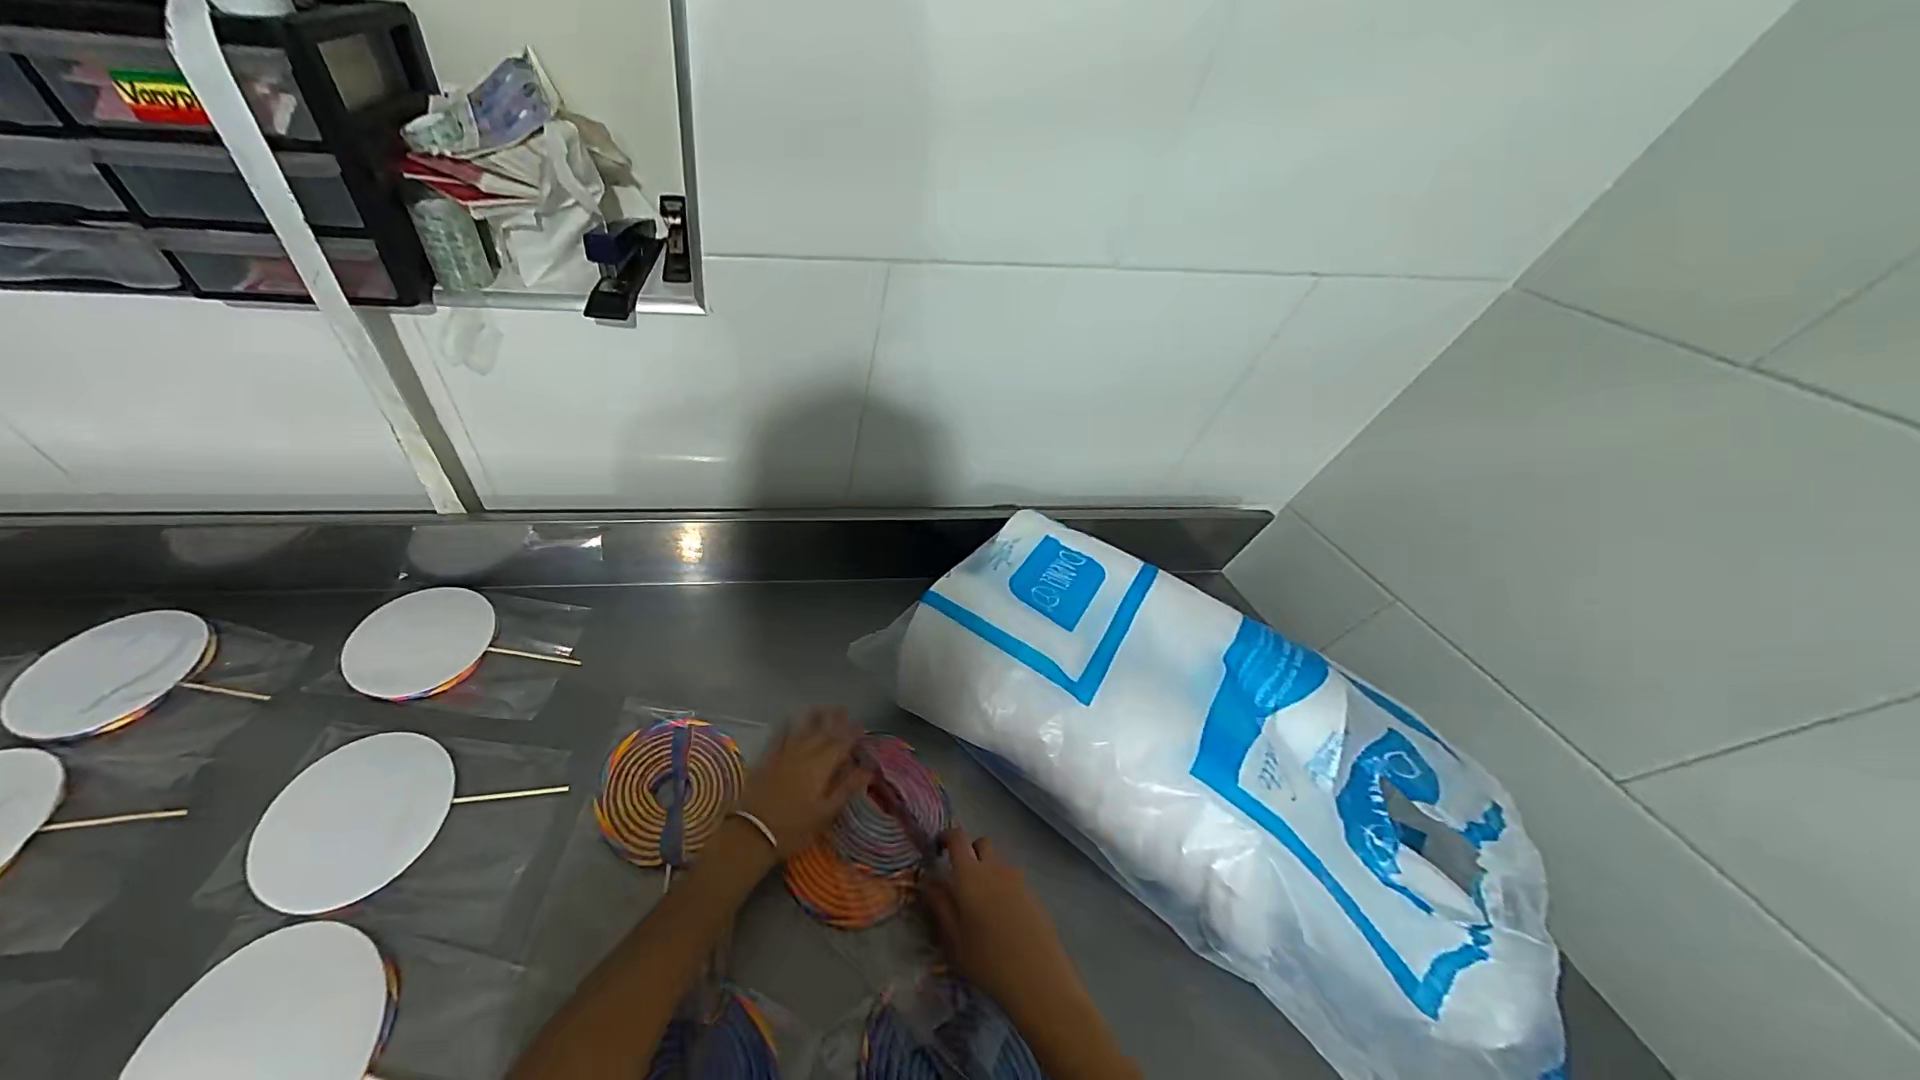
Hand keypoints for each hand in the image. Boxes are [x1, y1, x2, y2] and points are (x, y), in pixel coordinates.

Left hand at [735, 707, 871, 857]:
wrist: (750, 833)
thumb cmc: (793, 828)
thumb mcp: (825, 813)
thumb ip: (847, 788)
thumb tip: (867, 770)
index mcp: (822, 765)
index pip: (841, 743)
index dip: (852, 733)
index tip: (861, 725)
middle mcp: (805, 752)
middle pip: (823, 731)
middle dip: (835, 719)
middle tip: (844, 710)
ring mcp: (784, 753)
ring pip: (802, 727)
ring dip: (814, 716)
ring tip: (822, 708)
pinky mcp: (767, 758)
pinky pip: (780, 734)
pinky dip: (788, 724)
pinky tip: (790, 719)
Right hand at [921, 828, 1085, 1017]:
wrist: (1039, 979)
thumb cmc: (988, 962)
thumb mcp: (955, 939)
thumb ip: (940, 905)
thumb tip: (928, 881)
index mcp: (972, 875)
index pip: (958, 839)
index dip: (947, 837)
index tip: (938, 847)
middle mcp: (996, 868)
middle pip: (982, 844)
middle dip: (970, 852)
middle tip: (960, 877)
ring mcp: (1019, 879)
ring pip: (998, 862)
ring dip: (987, 870)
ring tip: (980, 904)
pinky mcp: (1034, 893)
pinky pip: (1012, 878)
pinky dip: (1002, 885)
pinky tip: (1001, 917)